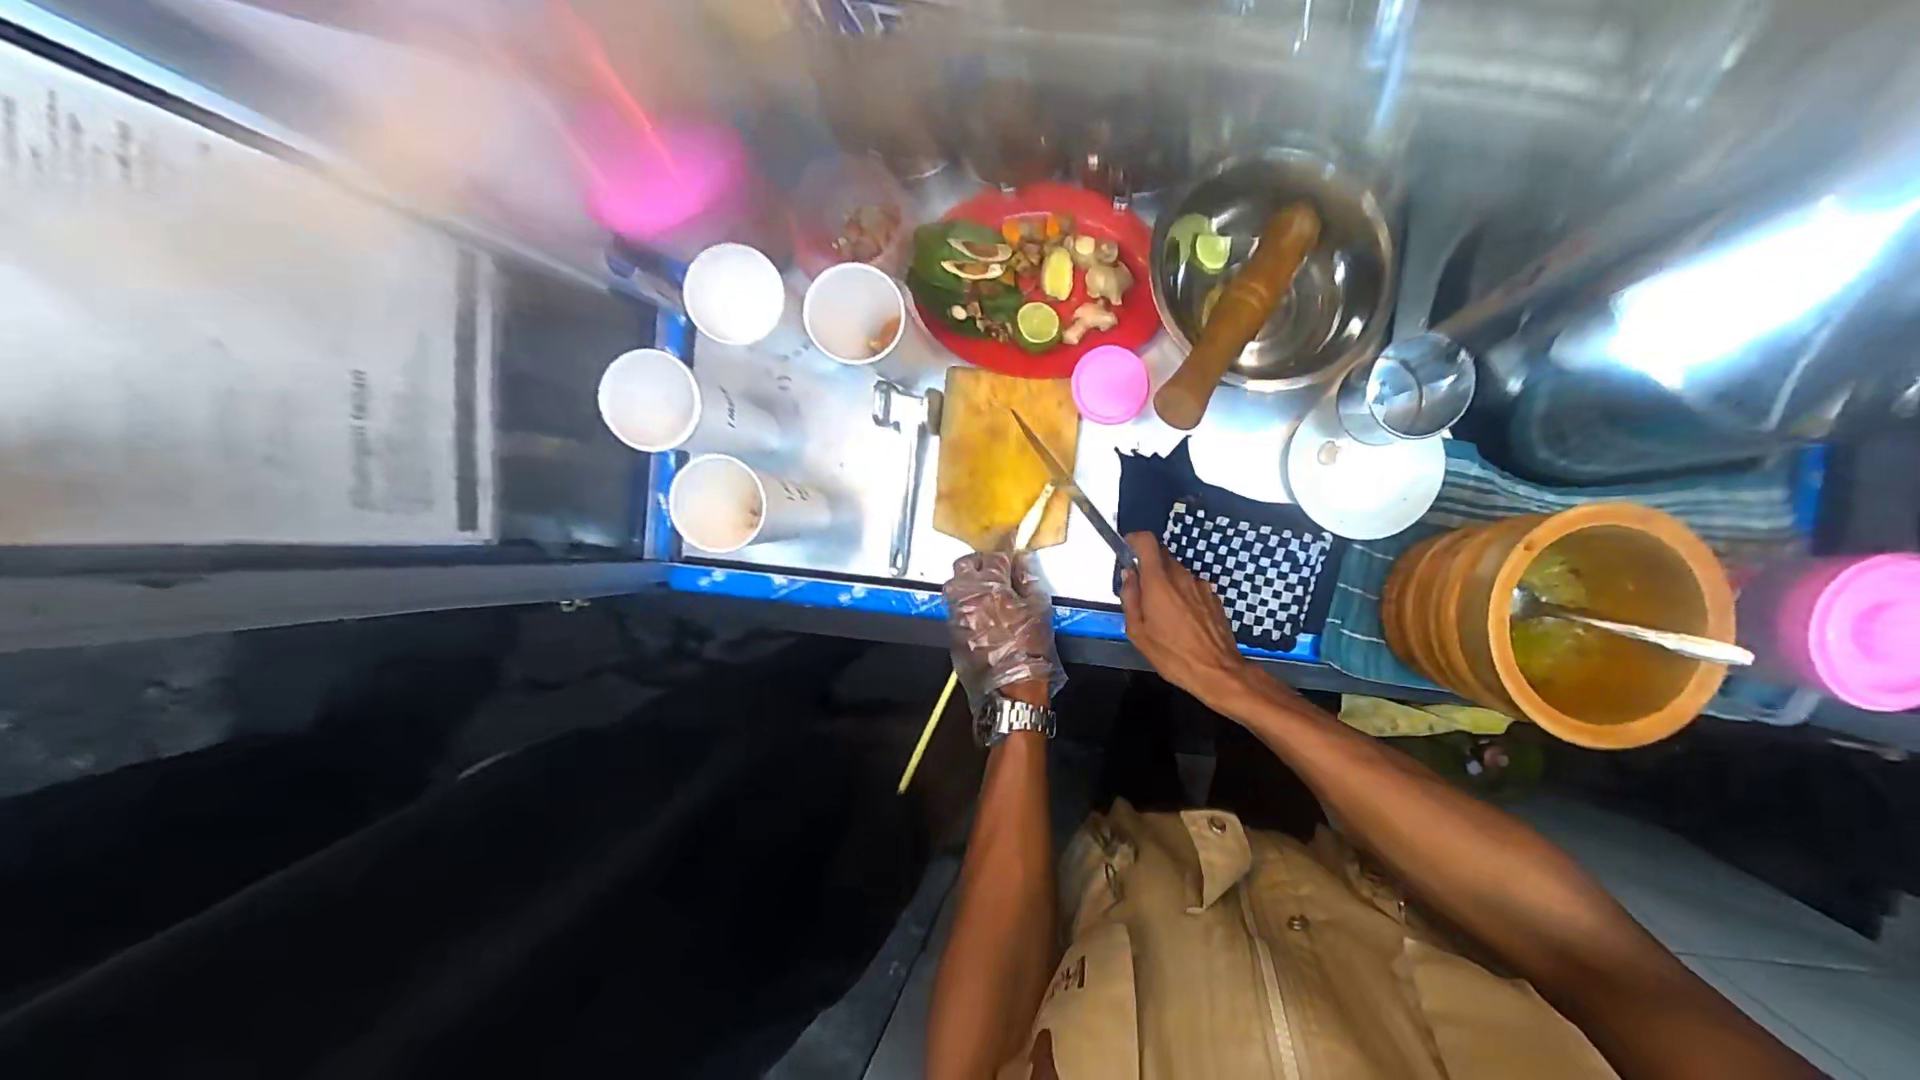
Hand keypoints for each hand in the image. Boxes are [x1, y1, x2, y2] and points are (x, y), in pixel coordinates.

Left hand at [943, 552, 1063, 709]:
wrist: (1009, 689)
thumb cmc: (1028, 650)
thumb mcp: (1039, 610)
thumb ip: (1028, 580)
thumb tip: (1022, 561)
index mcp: (990, 586)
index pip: (995, 553)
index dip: (1005, 544)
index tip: (1011, 538)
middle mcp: (966, 595)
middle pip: (966, 563)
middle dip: (981, 560)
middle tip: (997, 565)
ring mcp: (955, 612)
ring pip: (955, 583)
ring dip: (969, 579)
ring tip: (987, 586)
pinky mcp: (951, 629)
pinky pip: (954, 604)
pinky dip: (966, 600)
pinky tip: (980, 607)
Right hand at [1118, 532, 1277, 713]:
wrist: (1217, 671)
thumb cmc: (1172, 655)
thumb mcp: (1137, 631)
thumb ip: (1130, 598)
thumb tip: (1129, 575)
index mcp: (1158, 582)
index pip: (1147, 541)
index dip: (1135, 540)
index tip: (1128, 550)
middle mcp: (1181, 577)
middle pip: (1162, 556)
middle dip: (1149, 567)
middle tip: (1141, 592)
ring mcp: (1201, 585)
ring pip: (1177, 573)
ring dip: (1166, 583)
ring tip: (1163, 613)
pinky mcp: (1214, 597)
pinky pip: (1191, 587)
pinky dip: (1183, 595)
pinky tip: (1182, 620)